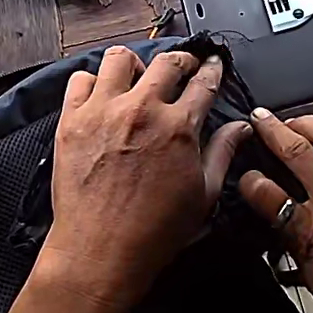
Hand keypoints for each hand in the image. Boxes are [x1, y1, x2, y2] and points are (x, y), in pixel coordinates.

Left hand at [37, 46, 251, 312]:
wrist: (100, 253)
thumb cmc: (153, 232)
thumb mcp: (204, 195)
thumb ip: (223, 152)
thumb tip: (240, 128)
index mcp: (179, 128)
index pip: (203, 82)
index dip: (213, 69)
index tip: (213, 64)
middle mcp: (142, 111)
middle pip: (167, 62)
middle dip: (182, 59)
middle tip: (184, 65)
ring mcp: (103, 112)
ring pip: (119, 59)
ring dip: (135, 64)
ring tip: (138, 76)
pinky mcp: (72, 121)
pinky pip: (80, 80)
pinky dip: (93, 82)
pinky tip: (101, 95)